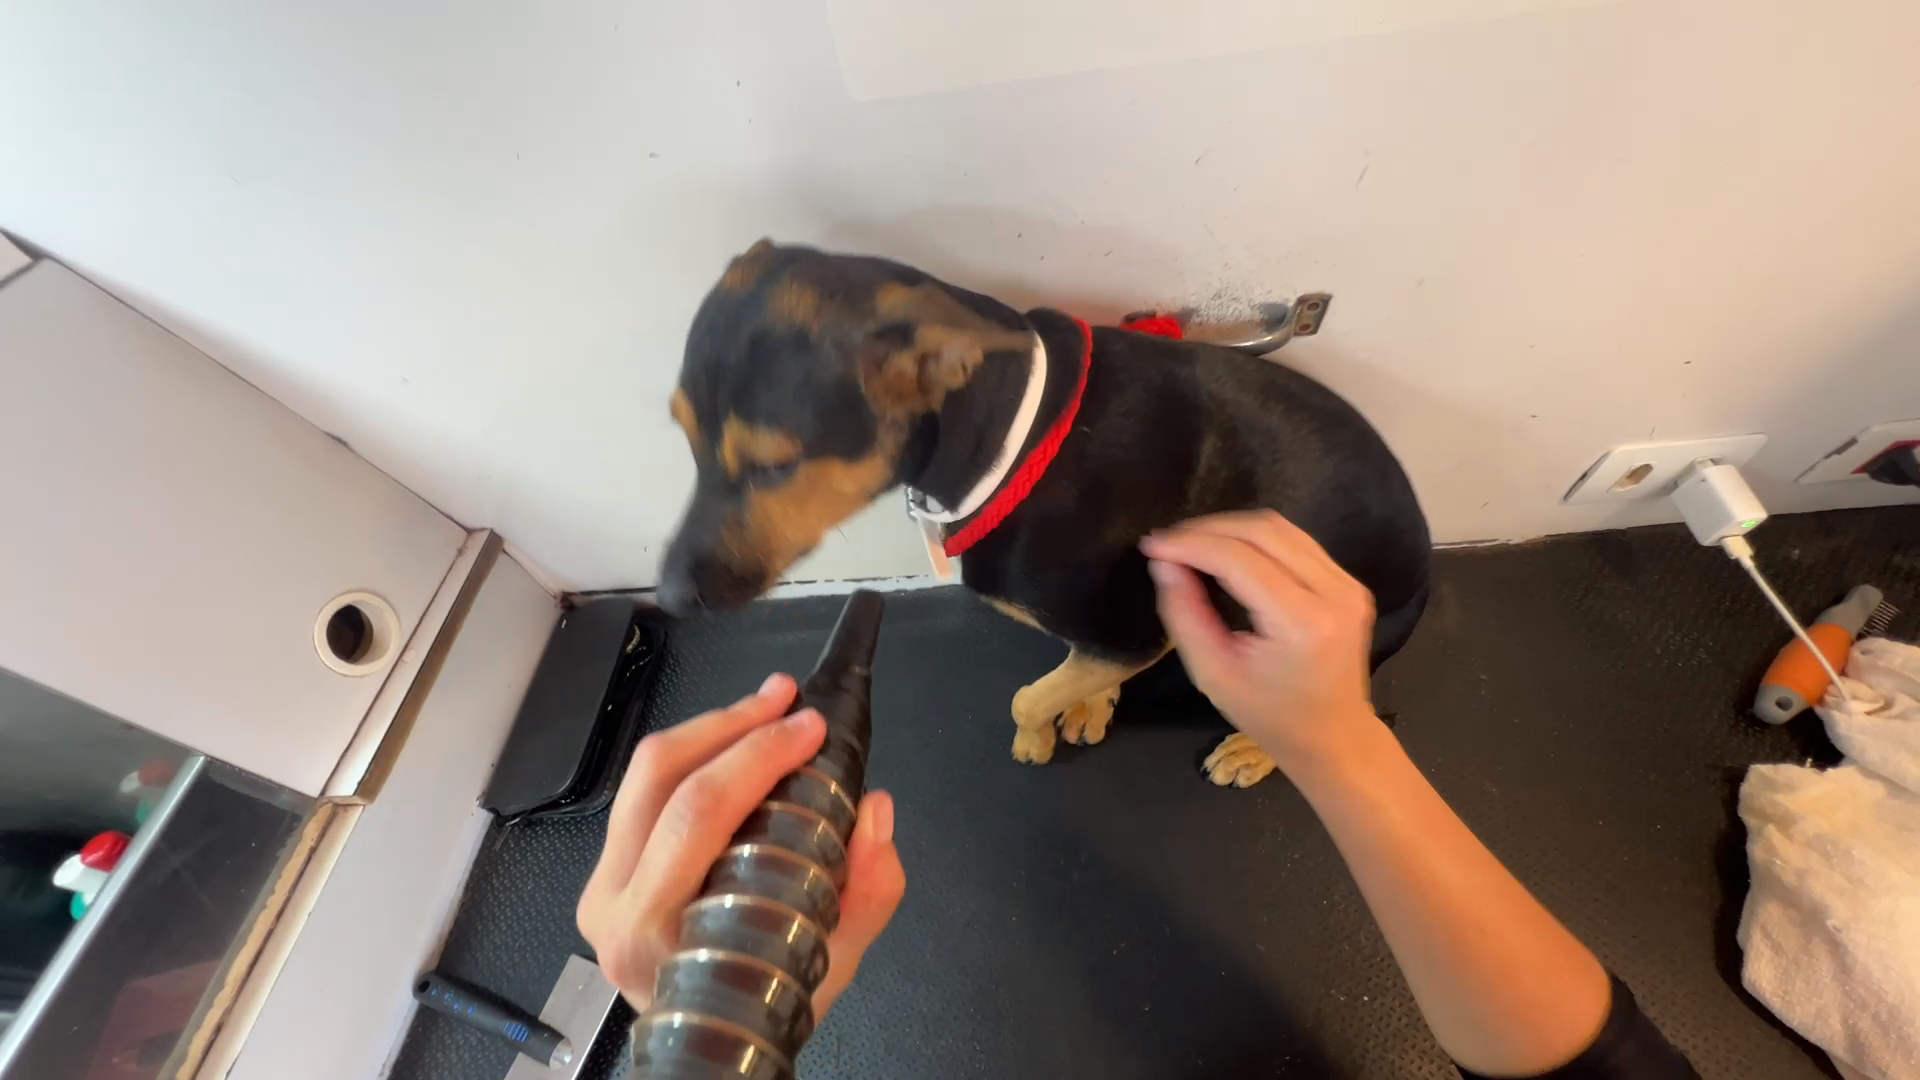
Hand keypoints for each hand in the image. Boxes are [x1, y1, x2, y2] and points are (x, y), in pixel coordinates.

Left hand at [577, 674, 905, 1015]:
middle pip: (665, 779)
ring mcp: (602, 880)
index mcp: (661, 932)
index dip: (758, 757)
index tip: (813, 730)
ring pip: (647, 769)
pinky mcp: (606, 862)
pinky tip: (744, 730)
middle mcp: (615, 903)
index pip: (701, 816)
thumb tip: (875, 811)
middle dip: (740, 724)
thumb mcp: (833, 960)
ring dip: (717, 722)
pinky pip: (645, 782)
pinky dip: (701, 743)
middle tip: (794, 700)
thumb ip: (867, 893)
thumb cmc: (767, 1002)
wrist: (711, 1044)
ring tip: (773, 699)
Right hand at [1140, 511, 1380, 773]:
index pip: (1239, 559)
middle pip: (1261, 531)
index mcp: (1302, 623)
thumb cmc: (1268, 714)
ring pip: (1278, 527)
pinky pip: (1293, 539)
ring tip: (1189, 543)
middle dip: (1206, 529)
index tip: (1150, 545)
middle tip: (1166, 542)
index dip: (1190, 545)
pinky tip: (1224, 549)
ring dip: (1228, 527)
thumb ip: (1184, 614)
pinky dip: (1252, 537)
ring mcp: (1347, 583)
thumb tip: (1163, 563)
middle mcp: (1333, 593)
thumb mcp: (1212, 673)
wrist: (1333, 737)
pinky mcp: (1347, 581)